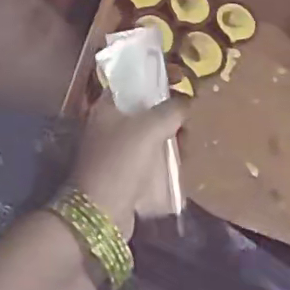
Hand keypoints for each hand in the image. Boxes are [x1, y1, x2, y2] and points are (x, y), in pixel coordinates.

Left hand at [67, 94, 187, 238]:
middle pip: (145, 109)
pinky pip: (149, 157)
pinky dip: (164, 158)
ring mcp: (115, 149)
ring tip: (187, 147)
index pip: (134, 80)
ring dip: (170, 138)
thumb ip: (171, 109)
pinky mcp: (124, 172)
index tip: (182, 80)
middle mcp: (108, 123)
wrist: (101, 212)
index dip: (157, 77)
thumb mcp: (149, 128)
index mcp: (107, 106)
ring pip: (150, 134)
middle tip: (188, 122)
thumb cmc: (121, 161)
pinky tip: (180, 164)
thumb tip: (186, 100)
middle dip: (170, 114)